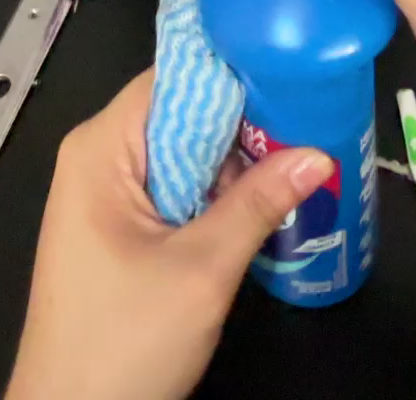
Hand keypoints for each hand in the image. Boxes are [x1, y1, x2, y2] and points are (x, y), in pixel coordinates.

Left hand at [7, 70, 334, 399]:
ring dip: (231, 160)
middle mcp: (99, 156)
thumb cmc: (120, 344)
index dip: (226, 73)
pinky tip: (259, 197)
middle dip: (239, 121)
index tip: (284, 71)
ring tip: (295, 156)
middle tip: (303, 122)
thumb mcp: (201, 270)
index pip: (170, 79)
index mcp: (101, 148)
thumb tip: (317, 156)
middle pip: (178, 113)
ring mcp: (107, 190)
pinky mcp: (121, 221)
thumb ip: (258, 204)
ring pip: (181, 150)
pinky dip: (213, 189)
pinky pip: (174, 183)